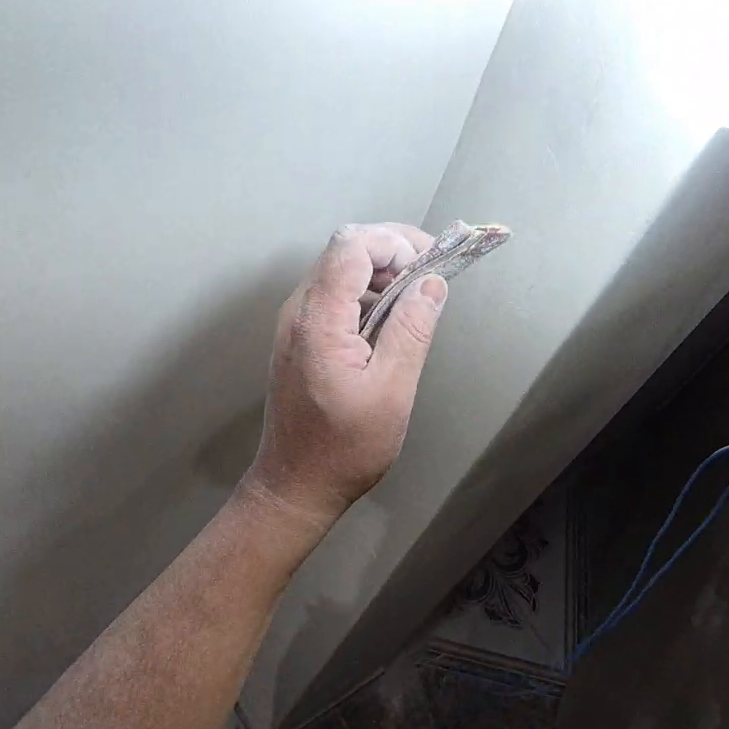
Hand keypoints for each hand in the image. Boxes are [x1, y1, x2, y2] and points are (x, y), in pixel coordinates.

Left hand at [239, 223, 448, 530]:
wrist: (295, 485)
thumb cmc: (345, 449)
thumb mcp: (391, 391)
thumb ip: (411, 330)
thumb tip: (433, 283)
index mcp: (318, 321)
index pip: (351, 246)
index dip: (394, 243)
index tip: (431, 267)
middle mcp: (299, 311)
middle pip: (344, 249)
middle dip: (392, 250)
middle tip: (432, 275)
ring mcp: (296, 323)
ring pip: (339, 269)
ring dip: (382, 271)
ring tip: (418, 298)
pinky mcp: (300, 336)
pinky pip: (335, 295)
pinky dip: (368, 293)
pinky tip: (393, 319)